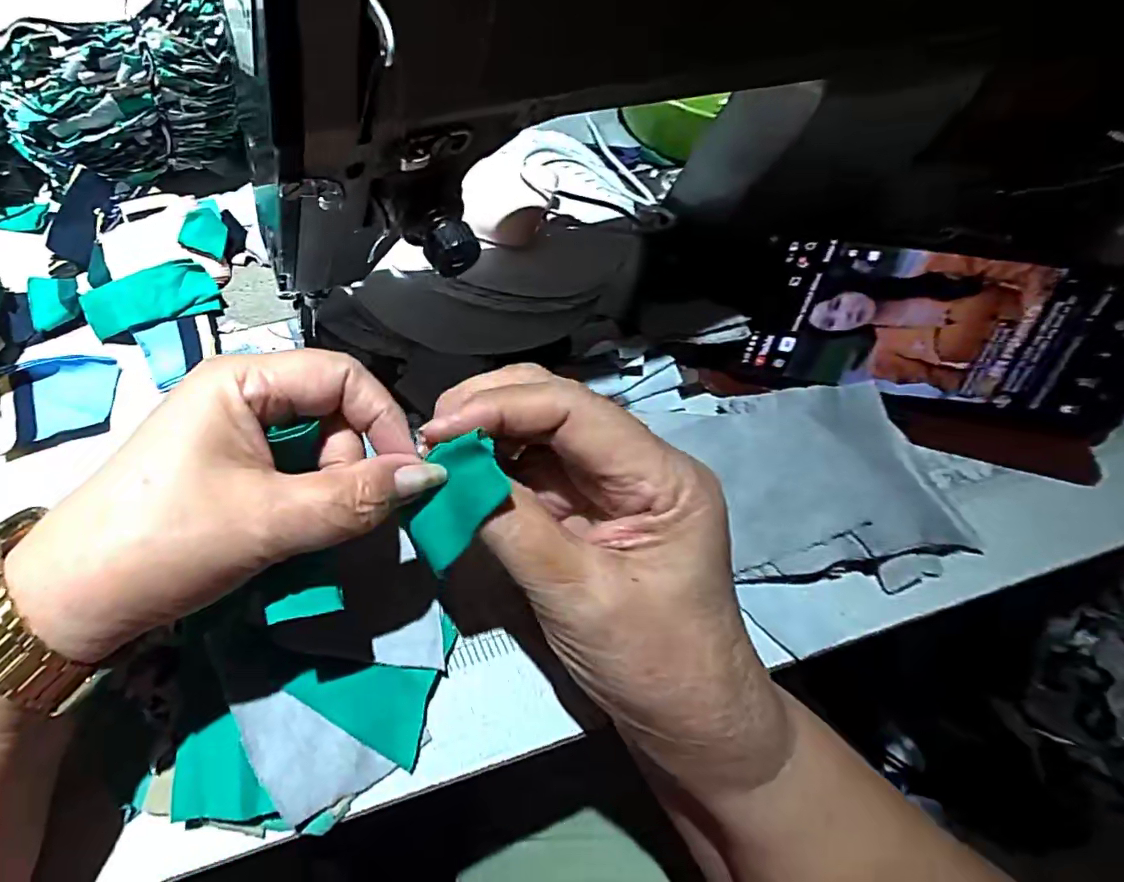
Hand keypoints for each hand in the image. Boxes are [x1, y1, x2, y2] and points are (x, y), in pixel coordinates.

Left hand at [3, 351, 446, 662]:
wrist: (68, 605)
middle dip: (352, 456)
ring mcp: (229, 427)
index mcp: (241, 379)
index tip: (408, 474)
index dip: (382, 419)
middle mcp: (238, 391)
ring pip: (313, 437)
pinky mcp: (225, 462)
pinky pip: (289, 462)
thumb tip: (431, 476)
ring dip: (332, 479)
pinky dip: (309, 491)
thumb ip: (355, 497)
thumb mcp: (270, 520)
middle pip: (330, 404)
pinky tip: (299, 521)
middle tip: (347, 509)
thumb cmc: (166, 542)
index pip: (341, 375)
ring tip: (312, 523)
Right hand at [421, 366, 791, 796]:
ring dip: (488, 429)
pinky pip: (534, 464)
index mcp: (660, 475)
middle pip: (558, 402)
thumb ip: (513, 525)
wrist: (690, 721)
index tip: (442, 427)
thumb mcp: (578, 595)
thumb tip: (450, 473)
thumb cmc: (652, 664)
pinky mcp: (588, 502)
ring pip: (542, 425)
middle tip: (434, 433)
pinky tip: (464, 469)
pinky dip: (495, 461)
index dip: (502, 406)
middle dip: (490, 406)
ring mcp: (612, 480)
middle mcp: (638, 461)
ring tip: (440, 449)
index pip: (574, 408)